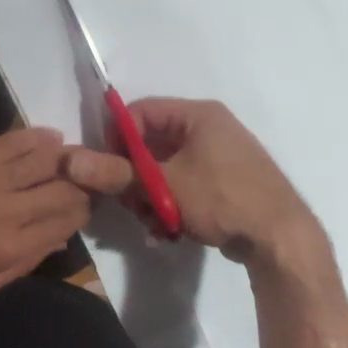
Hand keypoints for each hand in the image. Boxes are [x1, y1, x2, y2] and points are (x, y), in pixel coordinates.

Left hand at [0, 126, 100, 297]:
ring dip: (66, 159)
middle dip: (81, 187)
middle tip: (81, 187)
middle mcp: (8, 209)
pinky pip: (17, 140)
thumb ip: (27, 262)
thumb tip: (61, 238)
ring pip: (47, 158)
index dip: (82, 213)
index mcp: (12, 246)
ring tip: (70, 163)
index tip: (82, 210)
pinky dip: (40, 138)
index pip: (67, 220)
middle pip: (64, 188)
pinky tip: (52, 140)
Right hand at [65, 98, 317, 265]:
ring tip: (153, 224)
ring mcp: (220, 158)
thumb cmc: (221, 199)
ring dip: (151, 200)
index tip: (106, 171)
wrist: (277, 235)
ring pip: (166, 173)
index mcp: (198, 115)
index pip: (141, 112)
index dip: (116, 139)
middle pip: (151, 145)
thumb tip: (70, 160)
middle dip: (134, 179)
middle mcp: (210, 129)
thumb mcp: (163, 187)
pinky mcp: (225, 185)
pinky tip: (169, 232)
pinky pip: (185, 189)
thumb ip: (116, 173)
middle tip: (130, 205)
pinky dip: (172, 208)